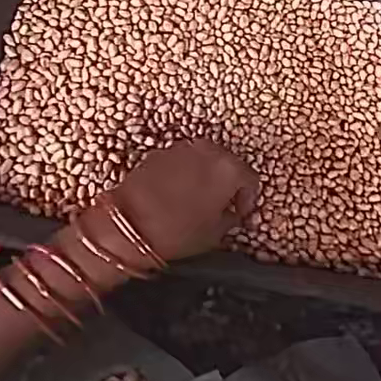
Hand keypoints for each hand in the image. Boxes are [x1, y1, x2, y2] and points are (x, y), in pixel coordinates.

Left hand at [110, 140, 258, 262]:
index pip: (251, 179)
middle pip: (228, 164)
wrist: (129, 222)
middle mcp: (208, 150)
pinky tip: (177, 194)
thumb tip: (232, 211)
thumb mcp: (216, 232)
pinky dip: (184, 173)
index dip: (248, 199)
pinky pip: (182, 161)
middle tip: (222, 206)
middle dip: (227, 184)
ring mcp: (182, 148)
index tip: (241, 212)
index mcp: (229, 168)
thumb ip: (231, 216)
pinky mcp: (160, 152)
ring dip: (205, 176)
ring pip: (203, 160)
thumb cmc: (176, 230)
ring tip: (197, 201)